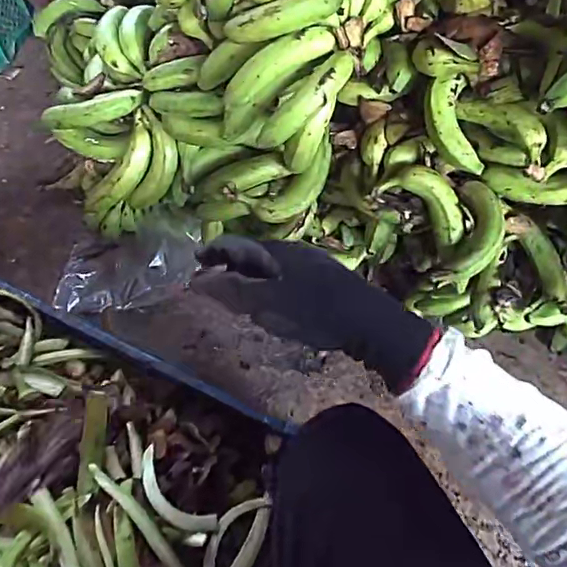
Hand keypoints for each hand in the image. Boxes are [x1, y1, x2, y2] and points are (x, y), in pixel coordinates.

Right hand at [195, 237, 437, 391]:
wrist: (372, 322)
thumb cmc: (317, 312)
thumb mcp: (270, 305)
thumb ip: (235, 292)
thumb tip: (200, 281)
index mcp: (279, 252)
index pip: (238, 244)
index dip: (214, 251)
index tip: (194, 260)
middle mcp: (295, 252)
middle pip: (254, 254)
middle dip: (230, 264)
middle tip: (209, 278)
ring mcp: (312, 266)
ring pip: (271, 267)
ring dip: (249, 276)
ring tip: (234, 293)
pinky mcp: (325, 282)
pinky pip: (286, 277)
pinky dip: (268, 285)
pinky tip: (270, 303)